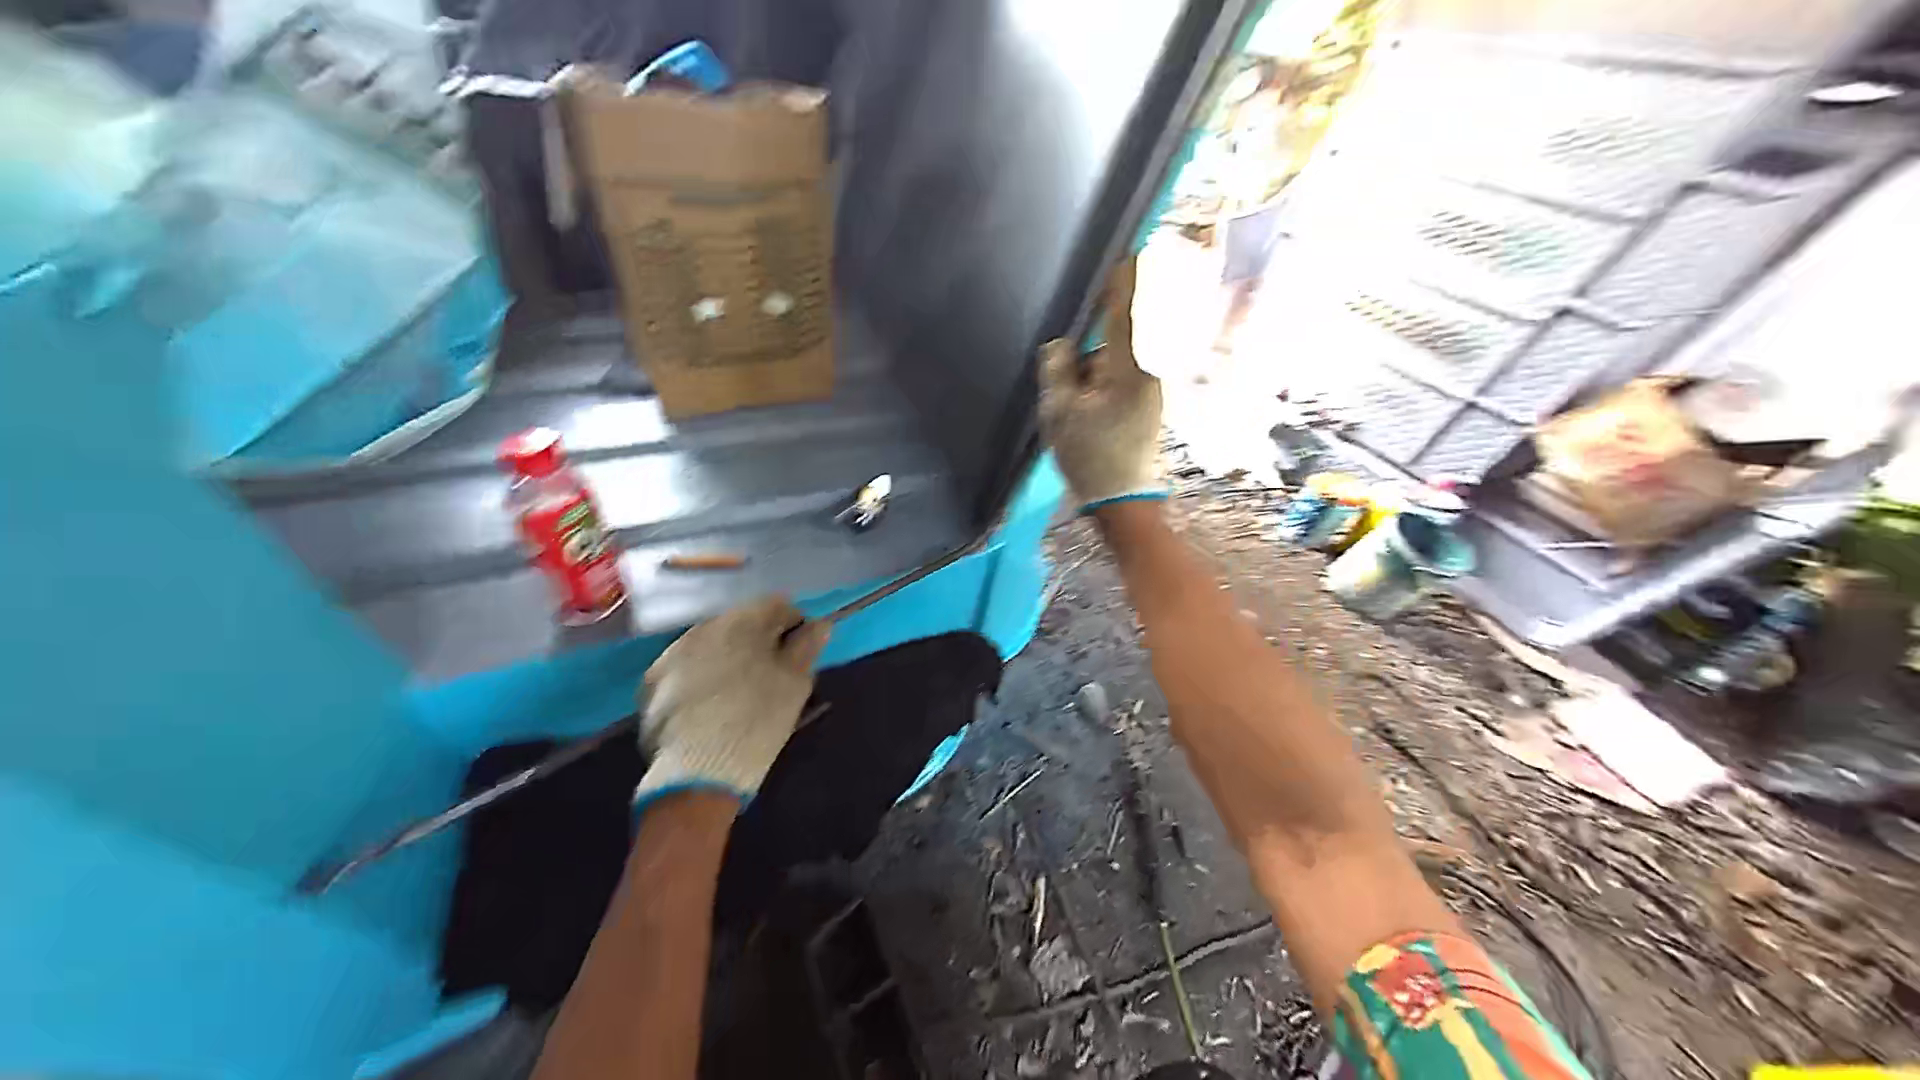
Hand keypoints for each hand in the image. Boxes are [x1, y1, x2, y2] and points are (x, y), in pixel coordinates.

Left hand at [636, 597, 832, 804]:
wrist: (697, 772)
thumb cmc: (758, 721)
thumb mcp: (794, 686)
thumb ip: (806, 648)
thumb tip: (819, 624)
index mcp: (744, 622)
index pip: (777, 605)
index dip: (793, 624)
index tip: (799, 650)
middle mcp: (705, 627)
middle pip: (740, 622)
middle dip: (756, 640)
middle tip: (769, 673)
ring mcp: (673, 653)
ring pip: (710, 643)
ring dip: (725, 656)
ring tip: (735, 692)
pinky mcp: (651, 682)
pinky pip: (685, 667)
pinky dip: (698, 677)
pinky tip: (706, 705)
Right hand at [1038, 256, 1164, 509]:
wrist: (1122, 499)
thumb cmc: (1090, 454)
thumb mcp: (1059, 411)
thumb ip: (1057, 366)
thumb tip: (1063, 344)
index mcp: (1127, 367)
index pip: (1123, 309)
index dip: (1122, 277)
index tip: (1127, 246)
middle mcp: (1147, 369)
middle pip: (1114, 336)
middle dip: (1090, 346)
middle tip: (1072, 375)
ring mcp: (1150, 386)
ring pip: (1113, 359)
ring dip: (1091, 370)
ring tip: (1073, 406)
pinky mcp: (1147, 401)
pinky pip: (1118, 376)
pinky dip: (1098, 383)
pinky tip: (1085, 412)